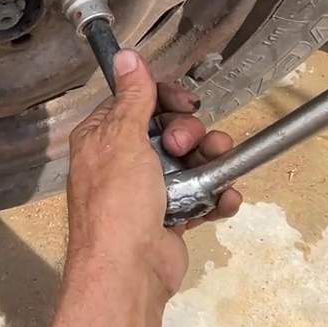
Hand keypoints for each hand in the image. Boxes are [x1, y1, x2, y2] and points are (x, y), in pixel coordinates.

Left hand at [65, 49, 240, 299]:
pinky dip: (217, 195)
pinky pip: (202, 195)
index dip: (165, 99)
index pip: (137, 102)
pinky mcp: (170, 216)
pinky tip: (225, 197)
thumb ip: (132, 99)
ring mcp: (148, 190)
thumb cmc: (117, 203)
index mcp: (102, 137)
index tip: (187, 103)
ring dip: (210, 161)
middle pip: (169, 129)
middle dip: (188, 133)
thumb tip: (126, 57)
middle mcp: (122, 160)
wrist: (128, 270)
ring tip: (216, 168)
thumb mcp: (123, 139)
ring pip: (191, 161)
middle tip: (185, 145)